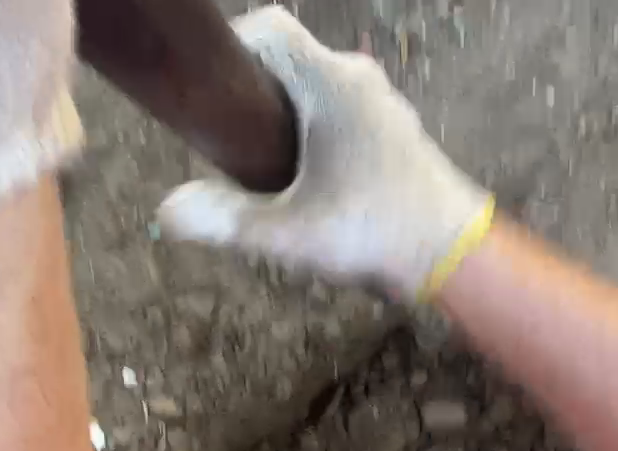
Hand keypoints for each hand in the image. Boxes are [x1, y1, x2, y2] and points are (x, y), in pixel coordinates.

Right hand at [156, 6, 492, 298]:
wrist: (449, 252)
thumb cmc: (370, 232)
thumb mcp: (288, 234)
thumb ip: (226, 220)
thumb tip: (167, 212)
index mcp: (329, 83)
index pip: (269, 29)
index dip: (232, 48)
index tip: (211, 92)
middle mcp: (359, 79)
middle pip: (292, 64)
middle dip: (256, 95)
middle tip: (231, 143)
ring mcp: (383, 105)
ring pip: (321, 92)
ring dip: (289, 119)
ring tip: (269, 170)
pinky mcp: (396, 133)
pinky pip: (346, 116)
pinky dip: (321, 135)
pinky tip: (315, 183)